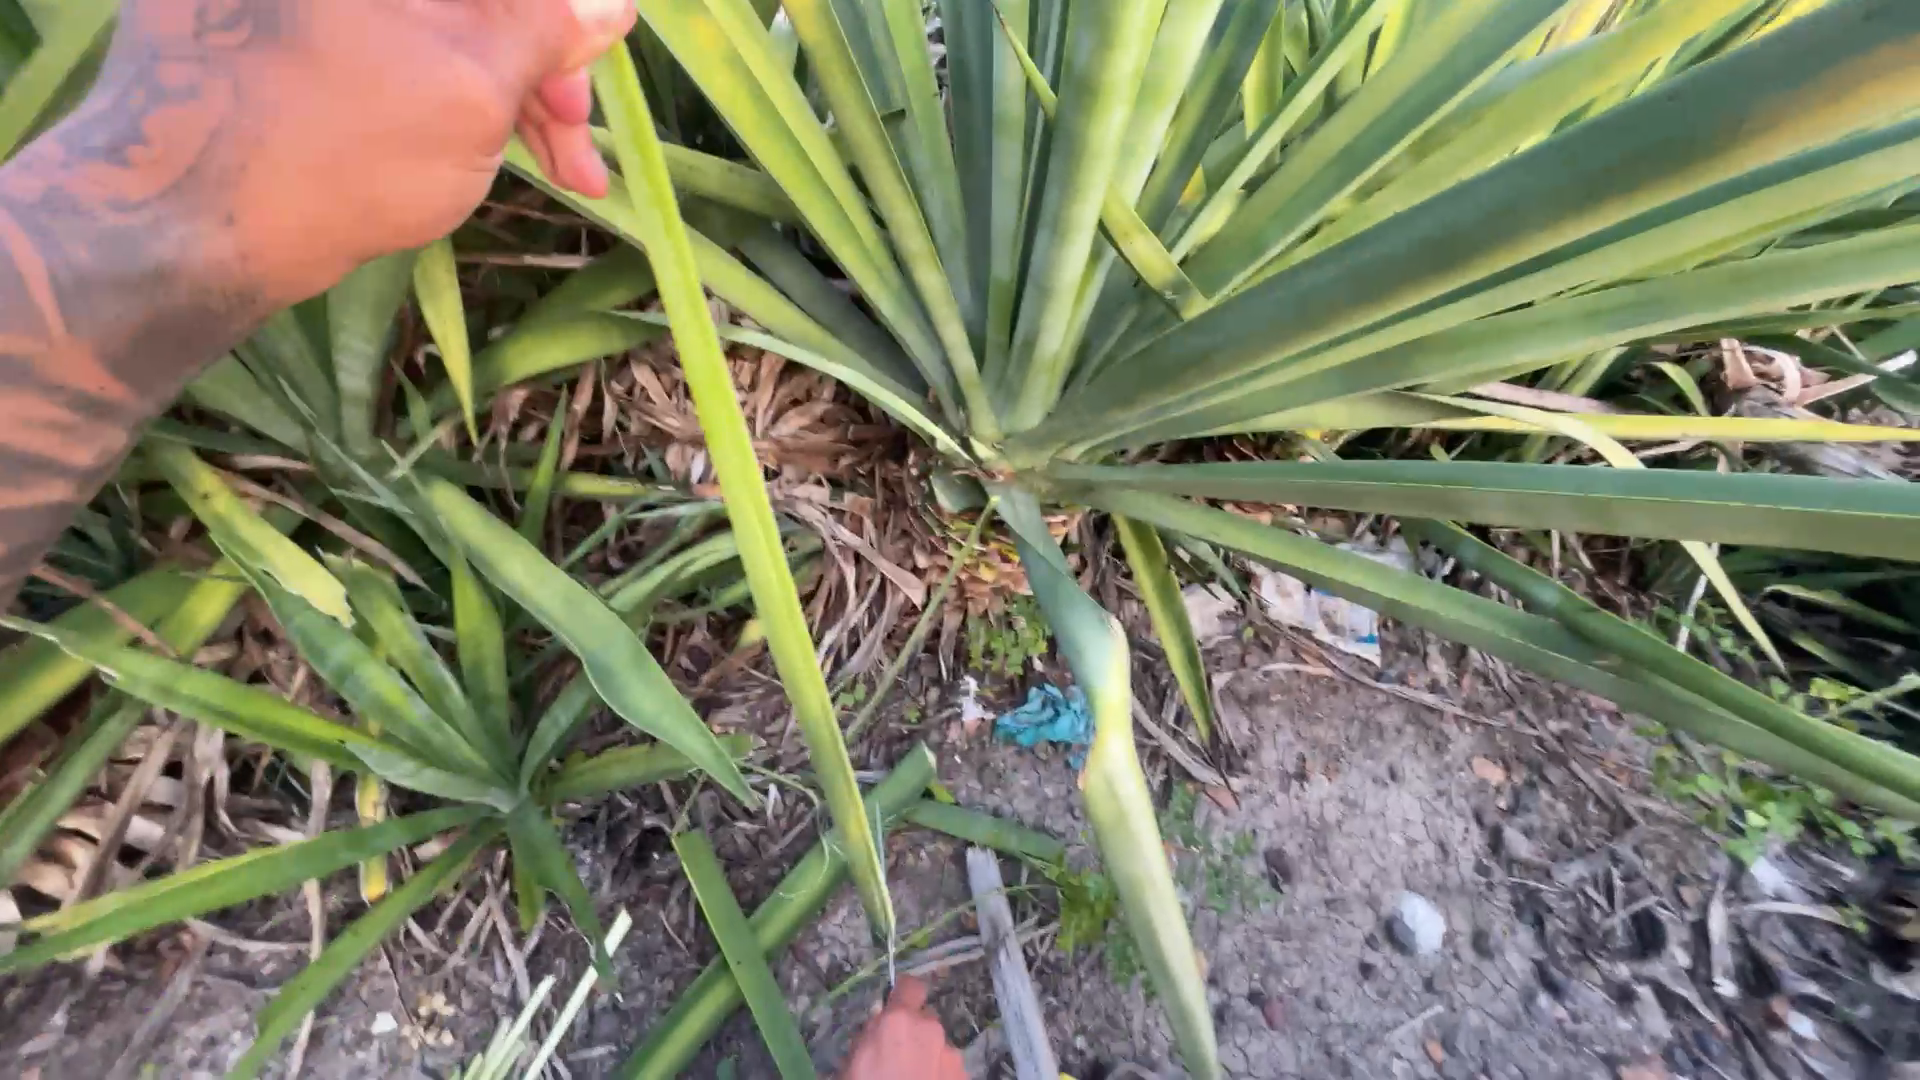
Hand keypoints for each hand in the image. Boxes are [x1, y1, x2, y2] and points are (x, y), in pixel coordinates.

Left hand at [23, 0, 634, 308]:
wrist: (205, 214)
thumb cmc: (351, 152)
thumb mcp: (474, 91)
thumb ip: (544, 32)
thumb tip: (610, 2)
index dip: (565, 24)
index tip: (588, 91)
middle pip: (486, 3)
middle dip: (546, 72)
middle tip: (579, 155)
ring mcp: (326, 4)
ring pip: (457, 26)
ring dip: (520, 96)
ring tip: (565, 174)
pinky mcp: (302, 25)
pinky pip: (415, 43)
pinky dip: (469, 94)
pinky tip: (498, 144)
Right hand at [841, 976, 965, 1079]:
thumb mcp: (851, 1067)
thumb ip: (870, 1038)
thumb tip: (880, 1027)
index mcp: (898, 1022)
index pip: (910, 987)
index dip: (904, 996)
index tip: (897, 1008)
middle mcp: (930, 1031)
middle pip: (925, 1022)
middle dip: (915, 1036)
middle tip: (899, 1062)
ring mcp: (952, 1056)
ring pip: (939, 1048)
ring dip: (929, 1060)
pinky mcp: (965, 1077)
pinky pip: (949, 1070)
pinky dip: (940, 1078)